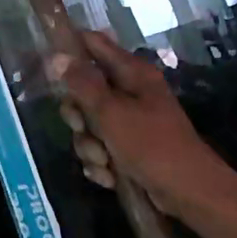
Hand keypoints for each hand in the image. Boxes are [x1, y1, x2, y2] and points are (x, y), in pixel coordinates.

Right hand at [54, 31, 236, 237]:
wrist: (189, 194)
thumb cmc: (152, 145)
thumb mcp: (111, 112)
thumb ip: (82, 84)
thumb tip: (56, 56)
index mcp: (131, 73)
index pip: (93, 43)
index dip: (69, 48)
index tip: (47, 66)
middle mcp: (130, 92)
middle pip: (83, 90)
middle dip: (77, 116)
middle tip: (83, 127)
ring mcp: (129, 121)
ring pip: (88, 125)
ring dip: (89, 146)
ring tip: (104, 161)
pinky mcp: (128, 148)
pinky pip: (99, 148)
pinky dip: (100, 164)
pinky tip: (109, 177)